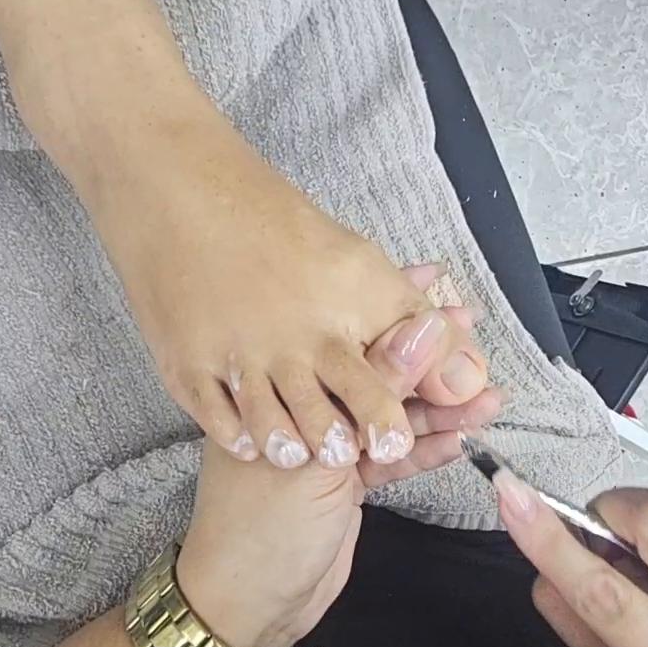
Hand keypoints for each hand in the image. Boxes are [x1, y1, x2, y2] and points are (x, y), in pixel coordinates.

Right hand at [86, 111, 488, 470]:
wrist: (178, 190)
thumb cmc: (276, 224)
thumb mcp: (358, 264)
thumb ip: (407, 317)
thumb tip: (469, 364)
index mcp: (340, 309)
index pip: (381, 386)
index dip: (392, 424)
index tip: (393, 444)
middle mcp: (290, 338)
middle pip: (328, 416)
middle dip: (345, 445)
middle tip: (351, 457)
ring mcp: (235, 353)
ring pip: (273, 429)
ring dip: (294, 447)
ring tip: (302, 455)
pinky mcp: (187, 363)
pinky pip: (218, 420)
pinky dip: (240, 436)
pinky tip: (254, 443)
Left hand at [175, 309, 500, 646]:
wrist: (248, 608)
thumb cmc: (266, 524)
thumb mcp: (326, 451)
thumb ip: (377, 389)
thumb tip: (423, 324)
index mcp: (285, 389)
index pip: (351, 339)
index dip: (397, 315)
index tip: (438, 290)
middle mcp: (308, 413)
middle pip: (378, 379)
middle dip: (430, 363)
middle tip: (475, 342)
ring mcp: (329, 451)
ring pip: (392, 421)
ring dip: (440, 412)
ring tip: (489, 397)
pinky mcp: (346, 486)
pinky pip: (392, 459)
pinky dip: (424, 451)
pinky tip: (459, 438)